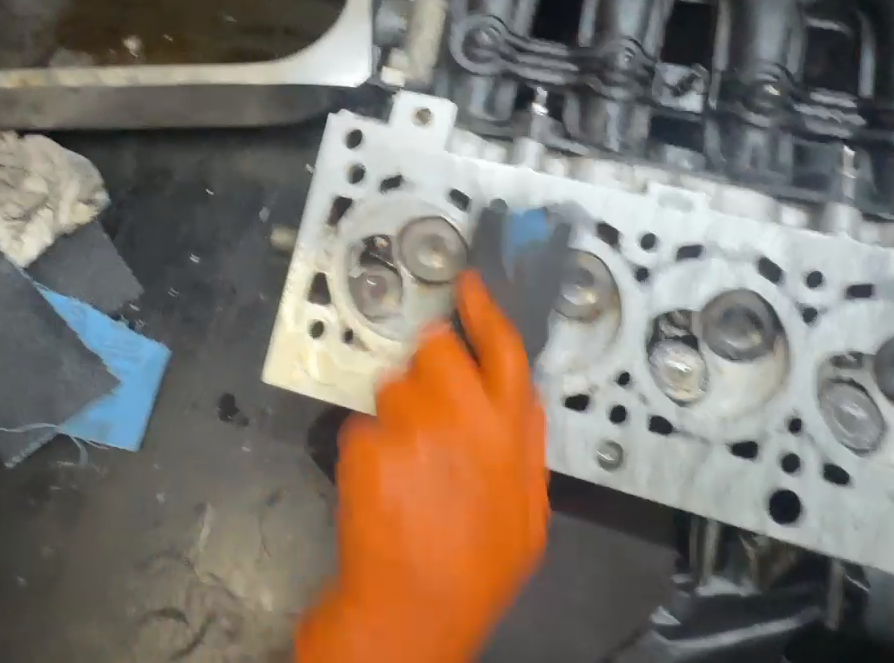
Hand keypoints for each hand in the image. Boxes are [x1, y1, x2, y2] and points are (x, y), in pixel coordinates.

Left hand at [296, 271, 548, 662]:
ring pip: (393, 383)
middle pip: (437, 348)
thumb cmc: (479, 564)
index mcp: (507, 430)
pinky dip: (370, 444)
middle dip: (430, 367)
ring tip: (409, 460)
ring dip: (398, 409)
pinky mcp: (365, 441)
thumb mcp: (529, 510)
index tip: (468, 284)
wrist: (411, 610)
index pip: (501, 347)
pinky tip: (384, 482)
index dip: (484, 309)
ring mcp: (408, 425)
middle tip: (429, 405)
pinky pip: (364, 422)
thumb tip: (524, 394)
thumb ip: (527, 442)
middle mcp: (460, 415)